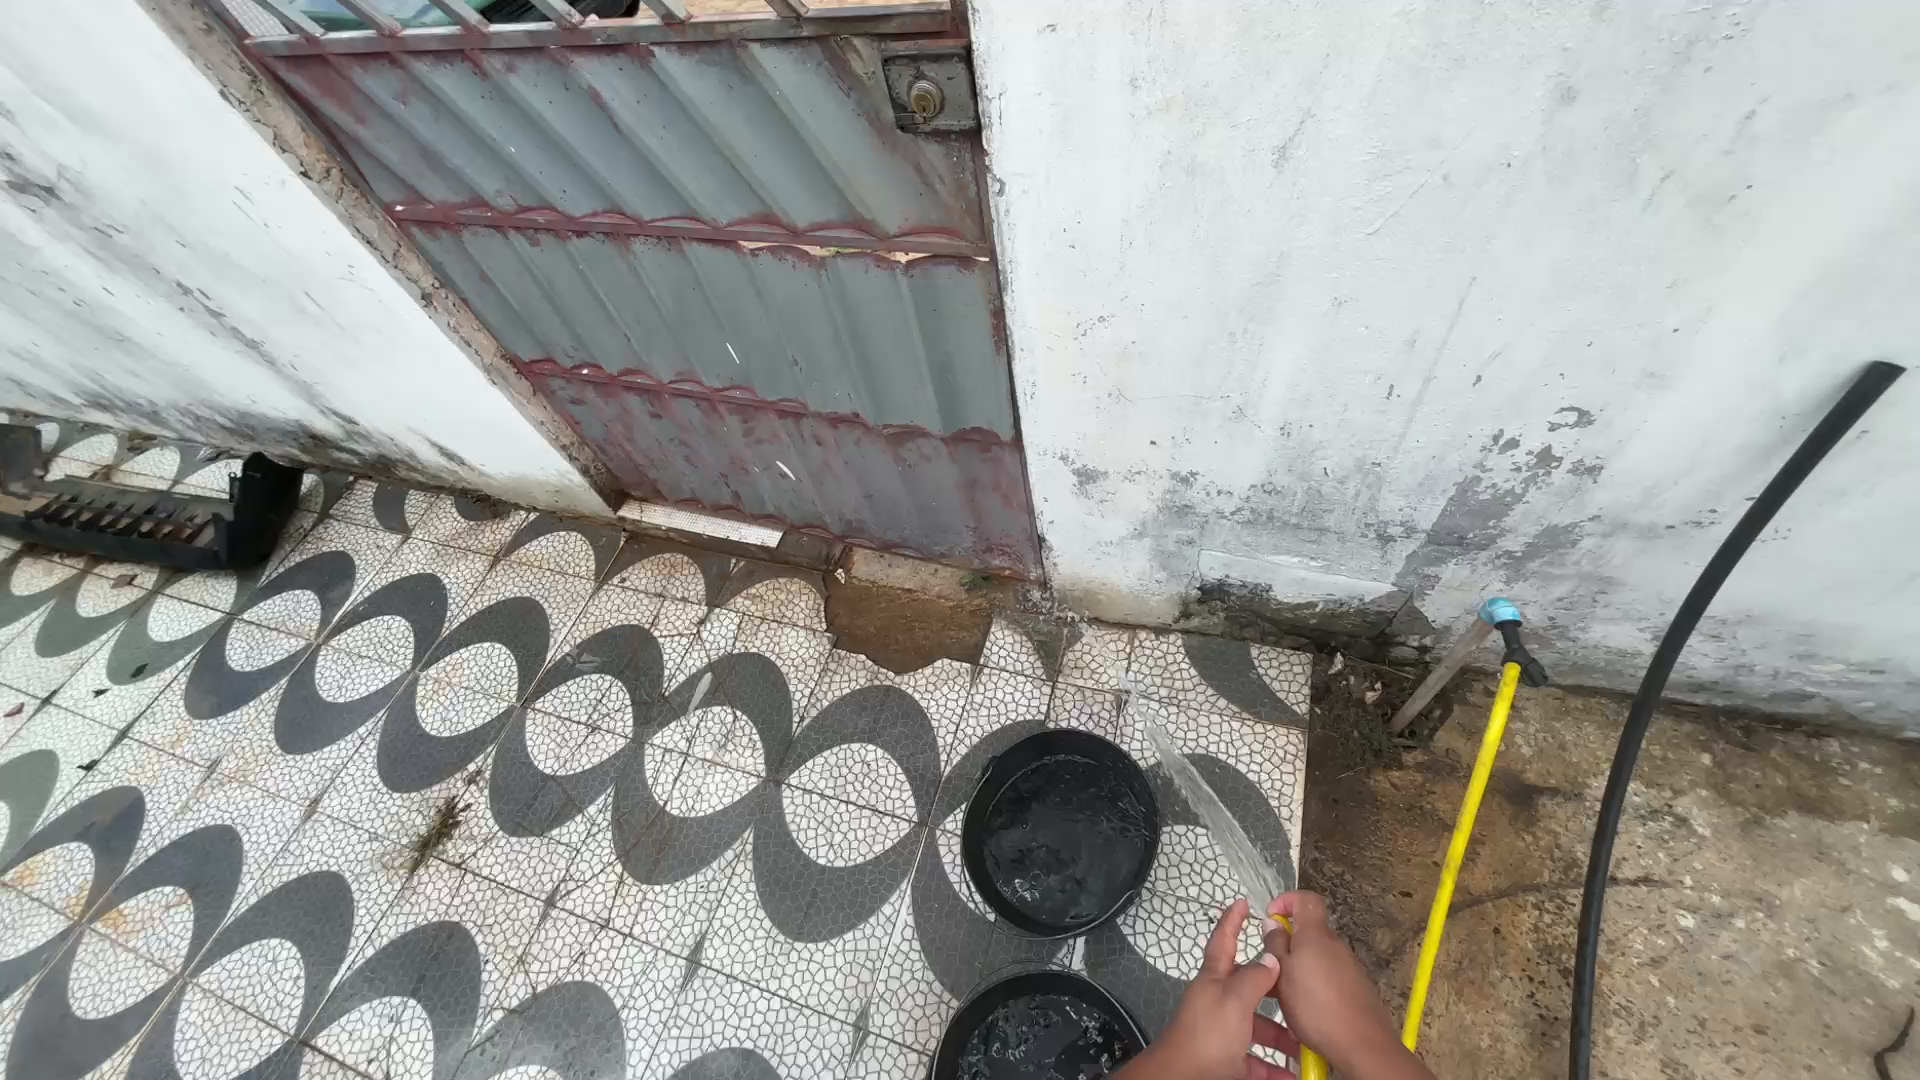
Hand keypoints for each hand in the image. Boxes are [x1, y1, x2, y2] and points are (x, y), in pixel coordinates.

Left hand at [1117, 898, 1298, 1079]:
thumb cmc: (1209, 1034)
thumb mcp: (1234, 1000)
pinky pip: (1256, 1062)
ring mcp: (1223, 1032)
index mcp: (1215, 978)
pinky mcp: (1227, 1061)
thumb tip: (1271, 957)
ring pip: (1257, 1029)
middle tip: (1301, 996)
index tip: (1242, 902)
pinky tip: (1295, 1077)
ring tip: (1307, 1050)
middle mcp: (1219, 1001)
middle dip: (1275, 994)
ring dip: (1282, 1040)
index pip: (1223, 940)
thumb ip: (1254, 978)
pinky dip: (1276, 1070)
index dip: (1232, 920)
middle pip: (1249, 989)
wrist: (1184, 1079)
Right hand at [1263, 892, 1432, 1079]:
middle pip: (1309, 932)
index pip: (1306, 899)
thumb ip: (1275, 944)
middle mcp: (1335, 945)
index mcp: (1315, 934)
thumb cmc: (1315, 1006)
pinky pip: (1331, 976)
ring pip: (1318, 957)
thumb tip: (1274, 924)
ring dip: (1302, 968)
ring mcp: (1350, 967)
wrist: (1365, 1047)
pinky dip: (1317, 986)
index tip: (1271, 917)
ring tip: (1290, 996)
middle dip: (1289, 944)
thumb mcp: (1282, 973)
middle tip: (1274, 968)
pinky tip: (1311, 1011)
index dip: (1287, 900)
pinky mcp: (1359, 989)